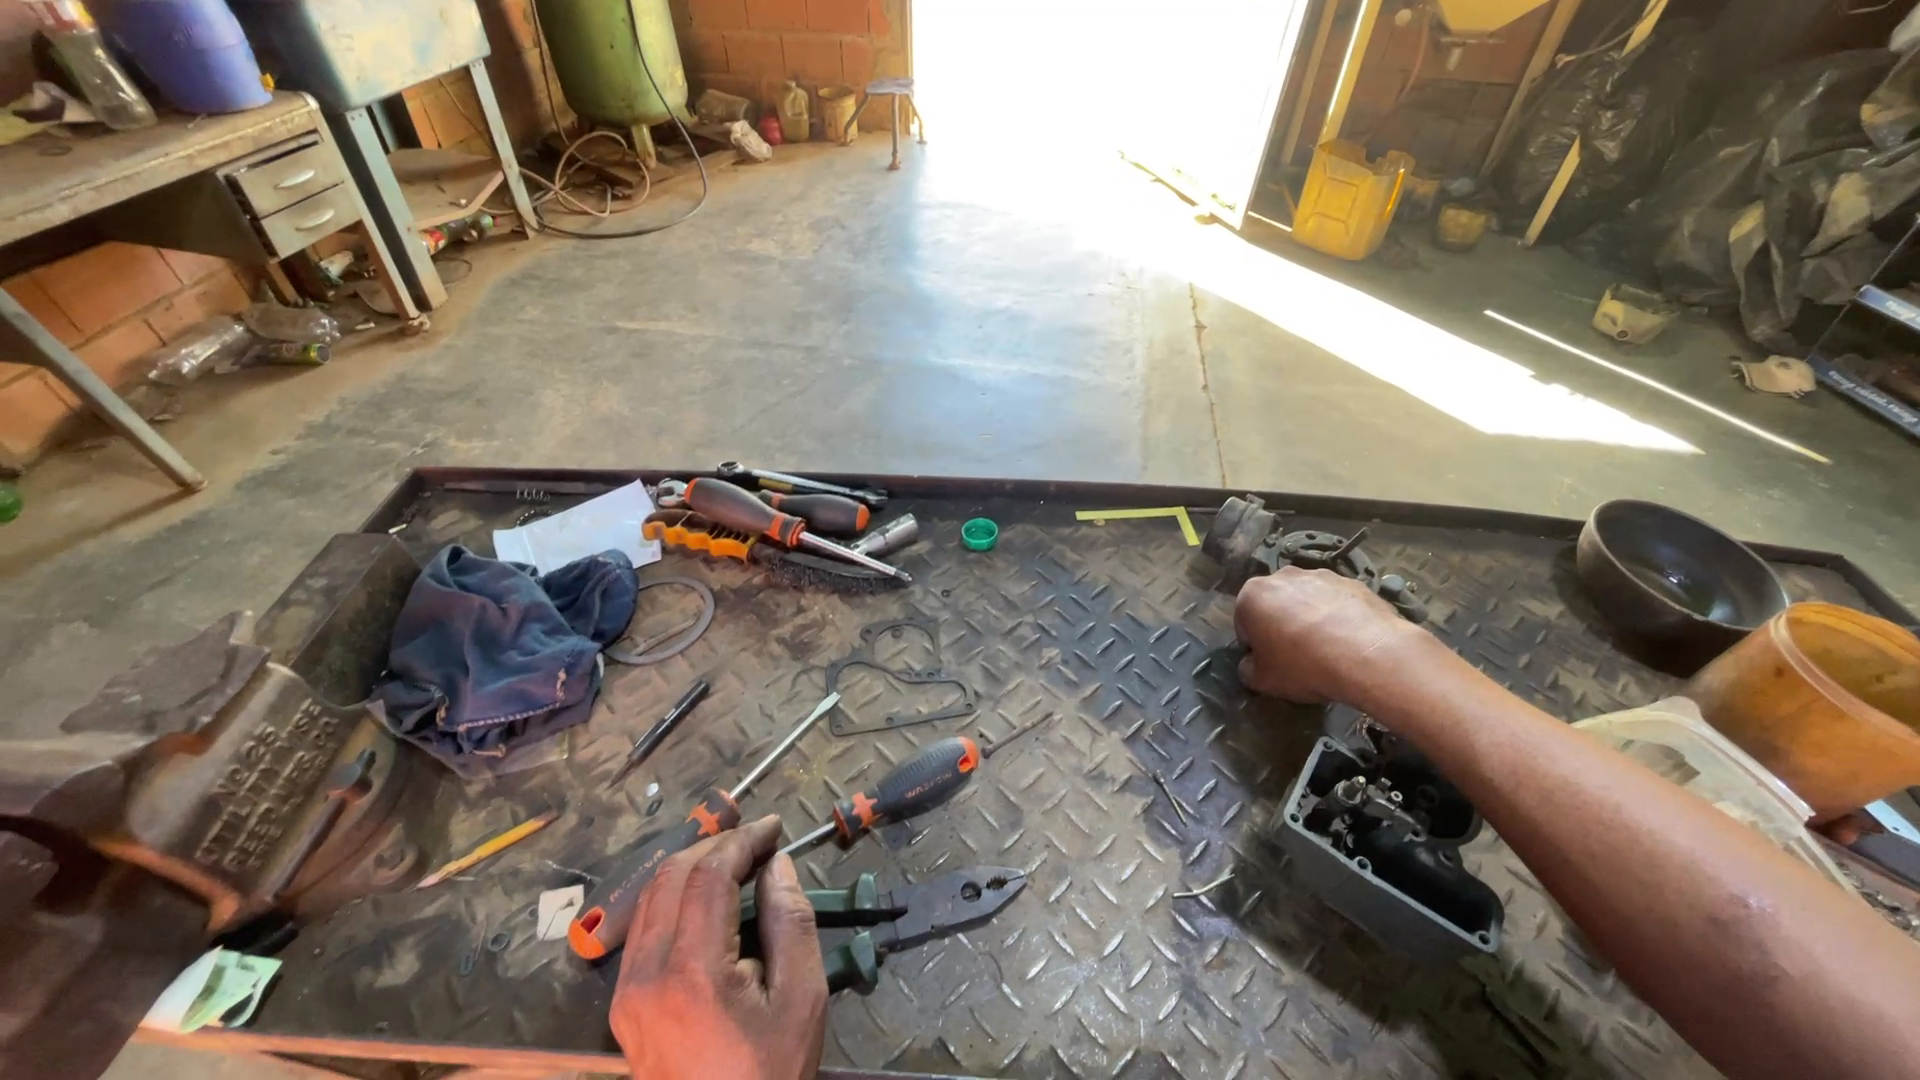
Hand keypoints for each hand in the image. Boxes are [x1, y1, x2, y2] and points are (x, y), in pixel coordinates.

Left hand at [610, 815, 826, 1079]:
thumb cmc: (769, 1071)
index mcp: (692, 972)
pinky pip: (643, 926)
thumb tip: (777, 866)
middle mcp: (647, 973)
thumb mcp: (801, 998)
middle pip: (672, 876)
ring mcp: (627, 990)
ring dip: (692, 866)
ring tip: (735, 859)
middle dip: (716, 845)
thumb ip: (791, 922)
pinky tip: (706, 898)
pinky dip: (675, 895)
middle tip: (757, 839)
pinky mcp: (623, 1003)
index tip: (774, 827)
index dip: (742, 840)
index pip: (709, 876)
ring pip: (650, 896)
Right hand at [1234, 567, 1421, 704]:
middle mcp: (1282, 577)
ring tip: (1328, 649)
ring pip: (1307, 600)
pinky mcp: (1353, 582)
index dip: (1255, 646)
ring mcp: (1321, 575)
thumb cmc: (1303, 665)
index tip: (1271, 663)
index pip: (1244, 623)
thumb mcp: (1261, 680)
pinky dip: (1338, 617)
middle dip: (1281, 625)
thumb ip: (1247, 669)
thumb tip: (1252, 663)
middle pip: (1275, 604)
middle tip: (1297, 655)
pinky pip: (1337, 602)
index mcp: (1252, 595)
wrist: (1368, 654)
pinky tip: (1349, 642)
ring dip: (1310, 619)